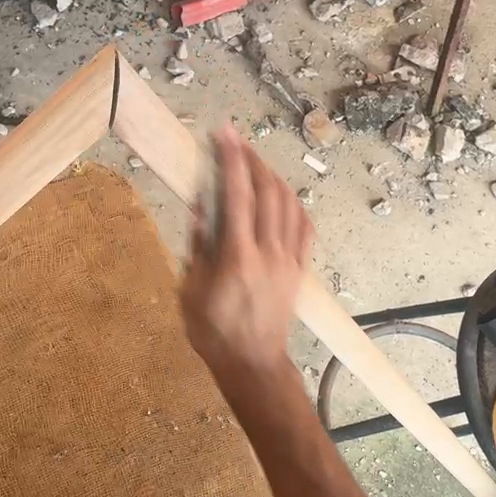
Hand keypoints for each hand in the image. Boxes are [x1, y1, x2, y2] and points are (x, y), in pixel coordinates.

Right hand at [181, 126, 313, 384]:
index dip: (232, 159)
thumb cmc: (212, 331)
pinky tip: (282, 194)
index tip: (224, 133)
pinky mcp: (300, 269)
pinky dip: (294, 203)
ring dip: (273, 176)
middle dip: (252, 159)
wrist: (252, 363)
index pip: (237, 194)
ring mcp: (290, 260)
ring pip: (290, 203)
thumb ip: (198, 244)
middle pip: (268, 191)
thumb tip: (201, 203)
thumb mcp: (190, 289)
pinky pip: (305, 226)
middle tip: (237, 140)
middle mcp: (269, 252)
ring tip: (255, 163)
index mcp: (238, 257)